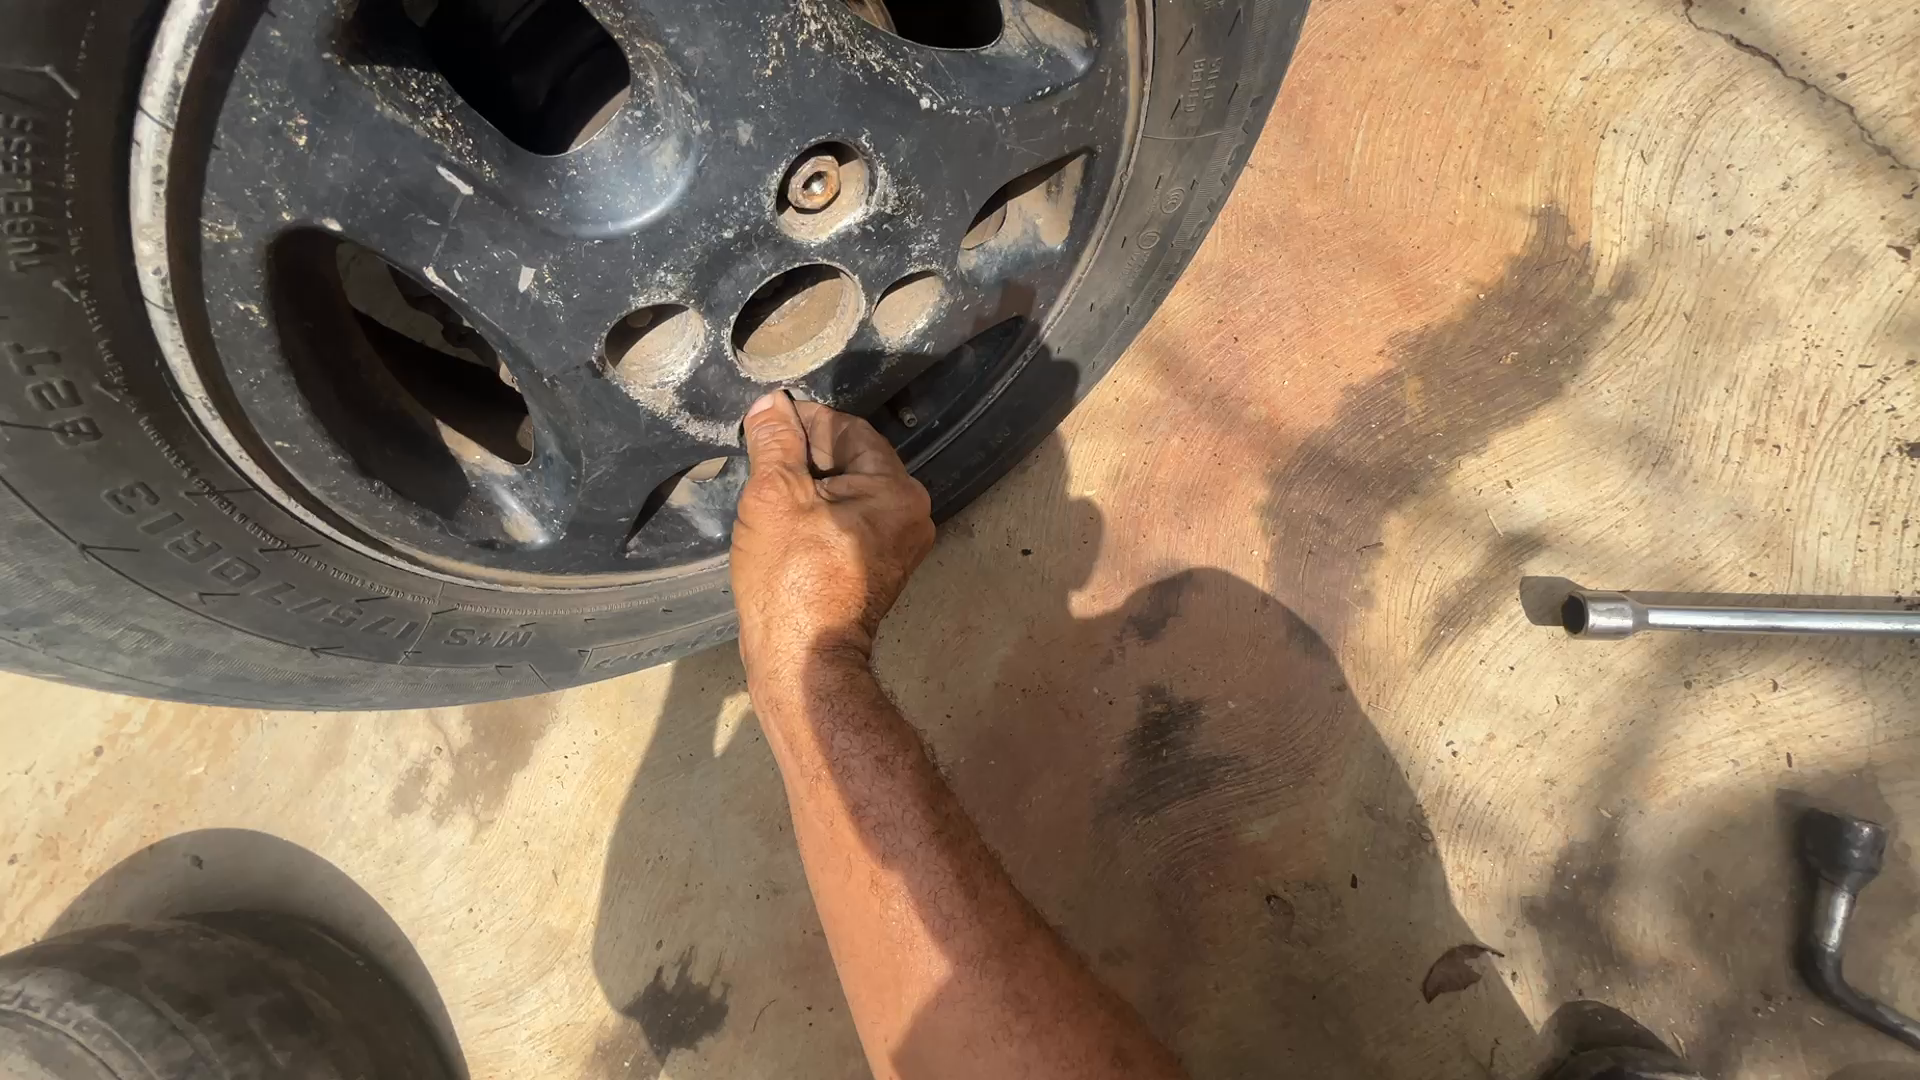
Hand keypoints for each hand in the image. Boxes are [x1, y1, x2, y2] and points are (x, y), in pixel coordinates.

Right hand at [731, 392, 934, 689]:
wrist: (803, 657)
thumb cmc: (791, 576)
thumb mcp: (776, 497)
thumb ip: (776, 443)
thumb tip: (771, 404)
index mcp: (898, 490)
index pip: (850, 430)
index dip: (805, 420)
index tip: (768, 420)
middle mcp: (912, 514)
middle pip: (854, 460)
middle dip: (808, 454)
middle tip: (762, 454)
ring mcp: (901, 544)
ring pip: (851, 492)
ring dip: (813, 484)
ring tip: (770, 486)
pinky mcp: (882, 568)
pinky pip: (853, 522)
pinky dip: (823, 513)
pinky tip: (789, 518)